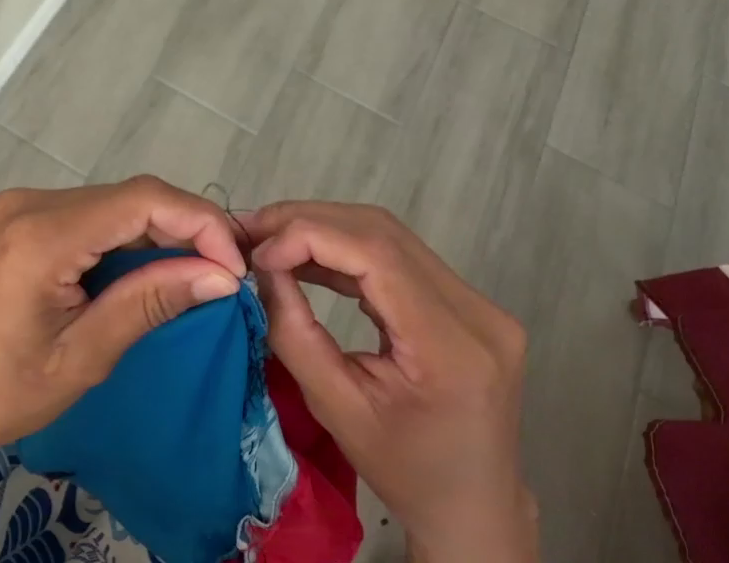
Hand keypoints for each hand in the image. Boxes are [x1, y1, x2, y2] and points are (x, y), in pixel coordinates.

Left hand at [0, 176, 245, 477]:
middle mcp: (29, 203)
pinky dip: (125, 238)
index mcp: (41, 234)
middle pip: (129, 197)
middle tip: (226, 277)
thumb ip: (150, 302)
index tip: (236, 269)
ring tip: (198, 276)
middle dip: (186, 229)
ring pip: (111, 204)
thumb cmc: (2, 392)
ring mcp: (20, 207)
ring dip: (159, 233)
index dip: (200, 223)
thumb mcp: (84, 356)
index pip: (142, 200)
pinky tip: (149, 271)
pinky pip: (87, 215)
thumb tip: (223, 274)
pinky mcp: (18, 219)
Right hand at [239, 201, 536, 562]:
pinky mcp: (467, 303)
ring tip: (268, 239)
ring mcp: (478, 304)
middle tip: (250, 231)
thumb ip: (294, 332)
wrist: (472, 507)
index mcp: (451, 346)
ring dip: (323, 229)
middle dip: (308, 222)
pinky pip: (397, 256)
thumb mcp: (334, 406)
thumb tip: (260, 266)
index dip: (309, 236)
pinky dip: (345, 249)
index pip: (376, 254)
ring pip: (388, 235)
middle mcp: (478, 312)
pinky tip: (305, 257)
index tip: (256, 253)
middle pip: (381, 232)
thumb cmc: (402, 470)